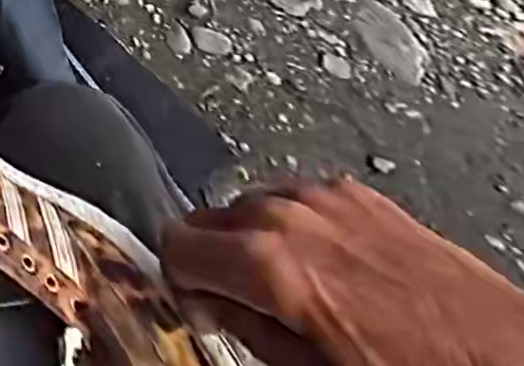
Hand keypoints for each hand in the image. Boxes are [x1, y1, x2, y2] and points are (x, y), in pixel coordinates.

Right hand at [163, 176, 523, 365]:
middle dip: (214, 259)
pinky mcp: (349, 192)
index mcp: (266, 262)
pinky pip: (290, 198)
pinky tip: (330, 266)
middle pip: (201, 219)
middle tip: (244, 302)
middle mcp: (281, 215)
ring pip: (242, 205)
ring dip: (251, 240)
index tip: (198, 302)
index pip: (173, 244)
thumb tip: (211, 306)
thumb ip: (246, 331)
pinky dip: (292, 226)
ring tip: (296, 288)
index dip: (179, 279)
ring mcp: (317, 196)